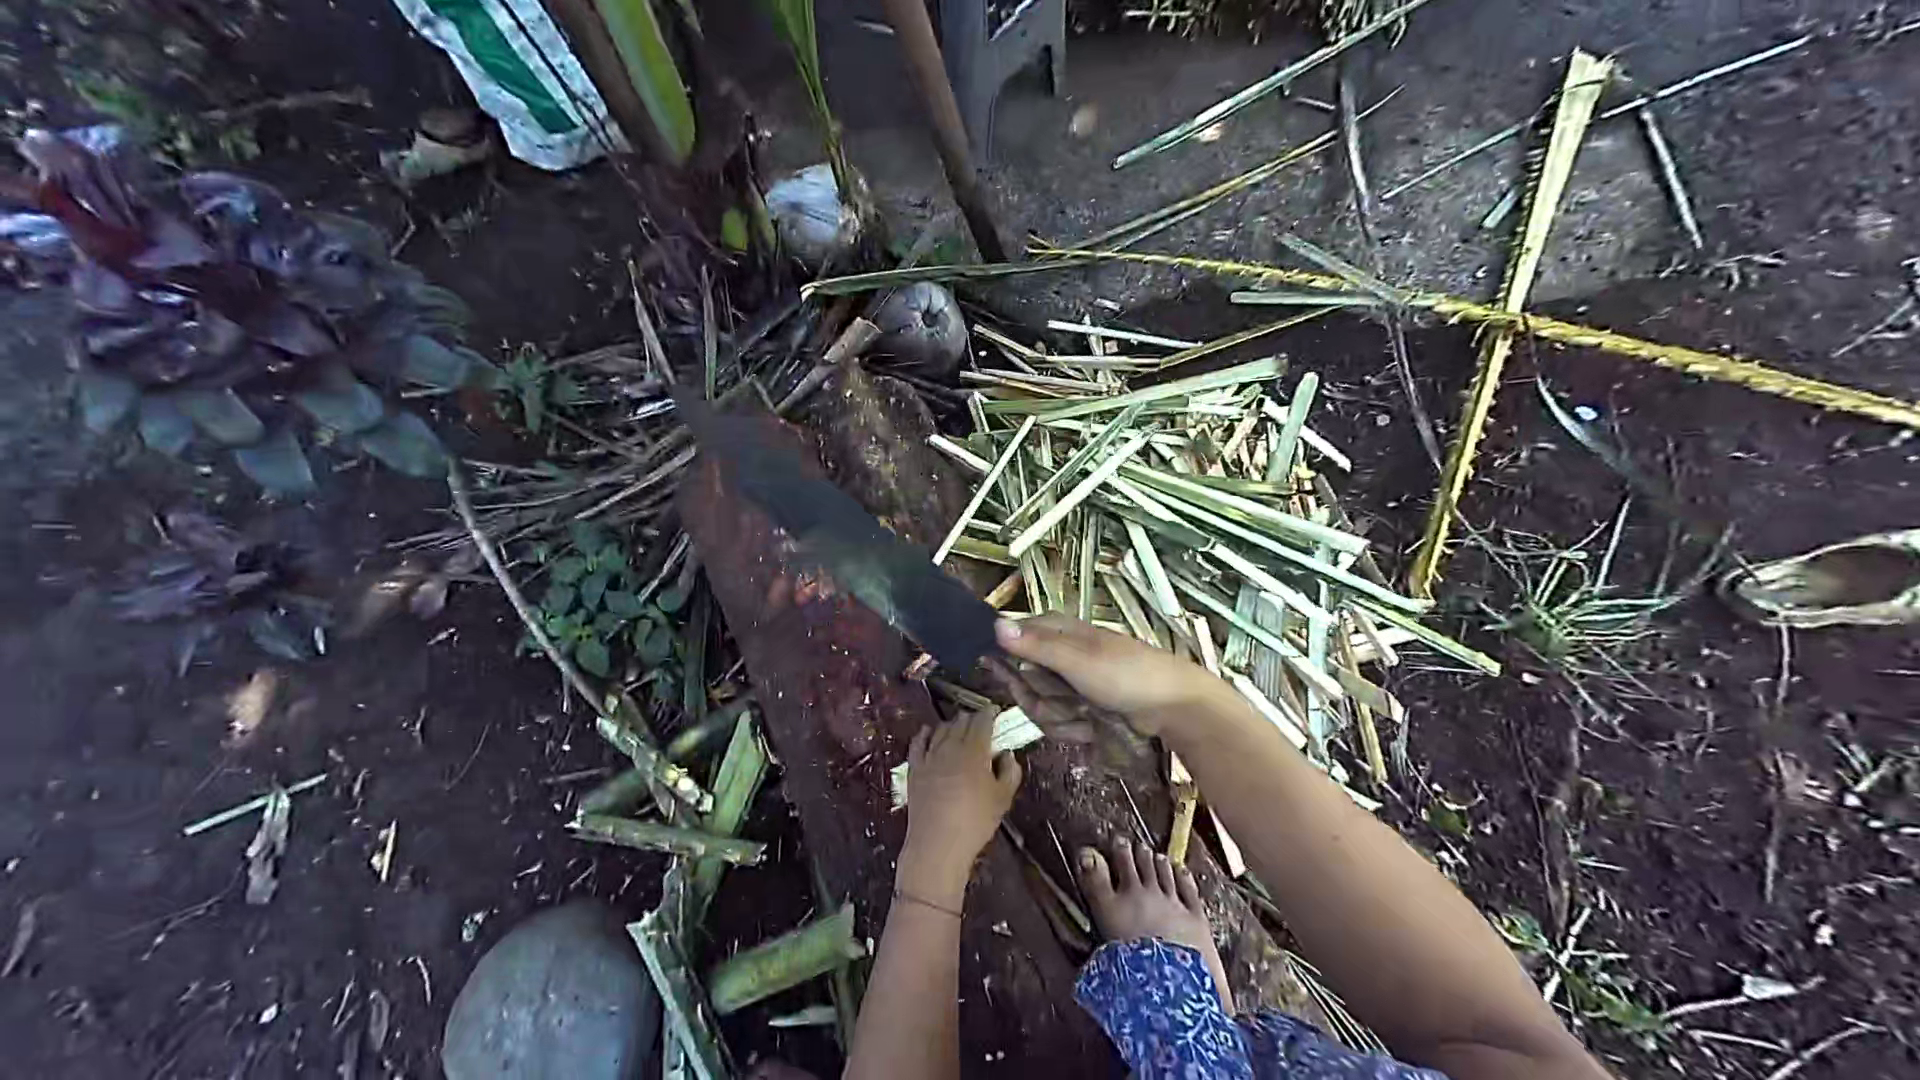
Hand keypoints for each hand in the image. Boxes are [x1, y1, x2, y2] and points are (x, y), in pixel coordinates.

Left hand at [897, 709, 1022, 899]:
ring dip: (952, 724)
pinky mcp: (914, 768)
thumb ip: (1010, 772)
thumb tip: (1007, 754)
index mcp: (974, 751)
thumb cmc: (975, 821)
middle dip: (972, 717)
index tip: (994, 710)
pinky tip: (927, 731)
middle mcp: (950, 747)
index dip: (989, 713)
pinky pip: (918, 743)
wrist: (937, 843)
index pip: (982, 722)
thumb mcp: (1003, 798)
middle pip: (961, 722)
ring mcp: (929, 756)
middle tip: (980, 720)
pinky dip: (924, 734)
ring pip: (941, 730)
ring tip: (959, 725)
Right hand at [993, 614, 1231, 734]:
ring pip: (1038, 706)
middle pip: (1021, 683)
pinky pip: (1057, 721)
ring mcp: (1068, 682)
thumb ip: (1035, 645)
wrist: (1172, 707)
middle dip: (1041, 701)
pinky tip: (1092, 727)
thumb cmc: (1126, 673)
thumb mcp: (1078, 659)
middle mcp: (1056, 654)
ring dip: (1060, 718)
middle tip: (1066, 704)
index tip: (1017, 682)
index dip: (1009, 666)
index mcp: (1054, 630)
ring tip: (1087, 717)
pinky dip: (1073, 729)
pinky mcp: (1078, 706)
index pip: (1009, 643)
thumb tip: (995, 625)